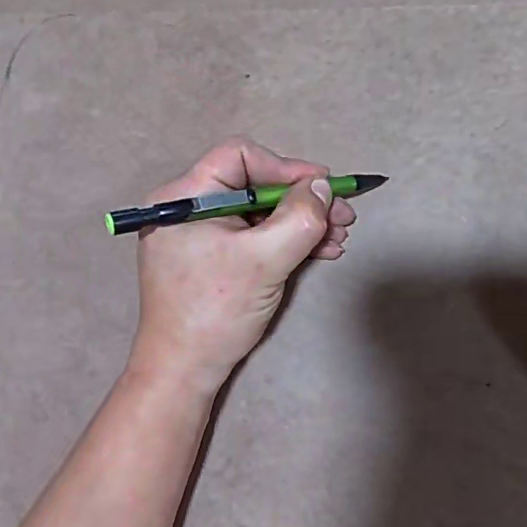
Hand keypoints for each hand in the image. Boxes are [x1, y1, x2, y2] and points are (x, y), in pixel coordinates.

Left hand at [129, 138, 356, 392]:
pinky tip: (318, 250)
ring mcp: (197, 234)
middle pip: (252, 184)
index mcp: (185, 196)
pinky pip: (250, 235)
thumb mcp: (265, 259)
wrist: (182, 370)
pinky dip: (283, 240)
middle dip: (301, 200)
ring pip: (256, 212)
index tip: (322, 188)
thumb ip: (300, 217)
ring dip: (299, 222)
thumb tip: (322, 186)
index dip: (285, 168)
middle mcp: (187, 208)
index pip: (239, 156)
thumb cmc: (215, 311)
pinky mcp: (209, 257)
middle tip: (343, 216)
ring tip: (338, 238)